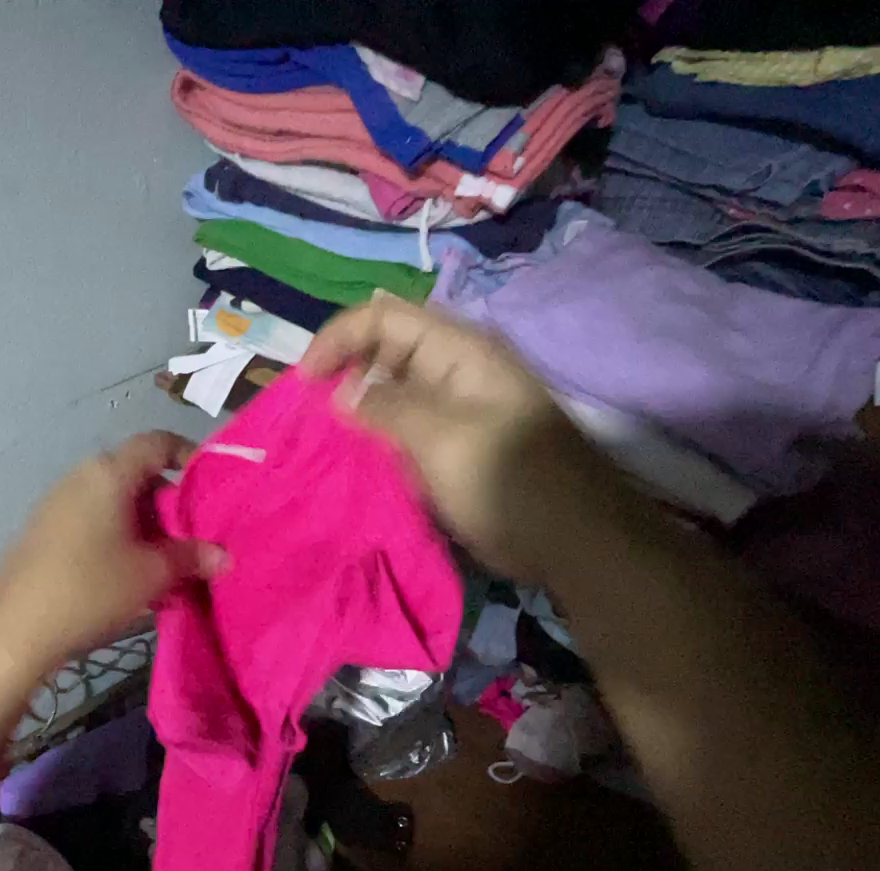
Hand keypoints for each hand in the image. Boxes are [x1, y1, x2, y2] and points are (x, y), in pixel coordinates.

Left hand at [0, 432, 225, 664]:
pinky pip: (92, 524)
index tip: (210, 486)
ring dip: (145, 529)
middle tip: (194, 539)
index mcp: (108, 473)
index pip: (156, 443)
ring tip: (167, 566)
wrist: (14, 630)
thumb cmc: (91, 589)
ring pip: (114, 504)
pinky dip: (118, 541)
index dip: (188, 455)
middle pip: (136, 476)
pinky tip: (130, 580)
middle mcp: (80, 478)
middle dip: (170, 505)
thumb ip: (191, 558)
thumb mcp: (151, 574)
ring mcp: (56, 505)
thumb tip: (223, 557)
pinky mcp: (43, 534)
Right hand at [302, 296, 630, 583]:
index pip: (385, 318)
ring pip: (391, 389)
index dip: (339, 339)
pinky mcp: (452, 445)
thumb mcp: (443, 439)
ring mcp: (455, 409)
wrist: (576, 543)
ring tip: (322, 435)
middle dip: (342, 370)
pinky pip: (402, 426)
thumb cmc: (511, 483)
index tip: (303, 383)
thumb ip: (386, 408)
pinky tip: (354, 457)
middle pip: (385, 349)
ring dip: (354, 405)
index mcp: (460, 352)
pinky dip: (373, 435)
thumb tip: (341, 392)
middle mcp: (456, 370)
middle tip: (308, 412)